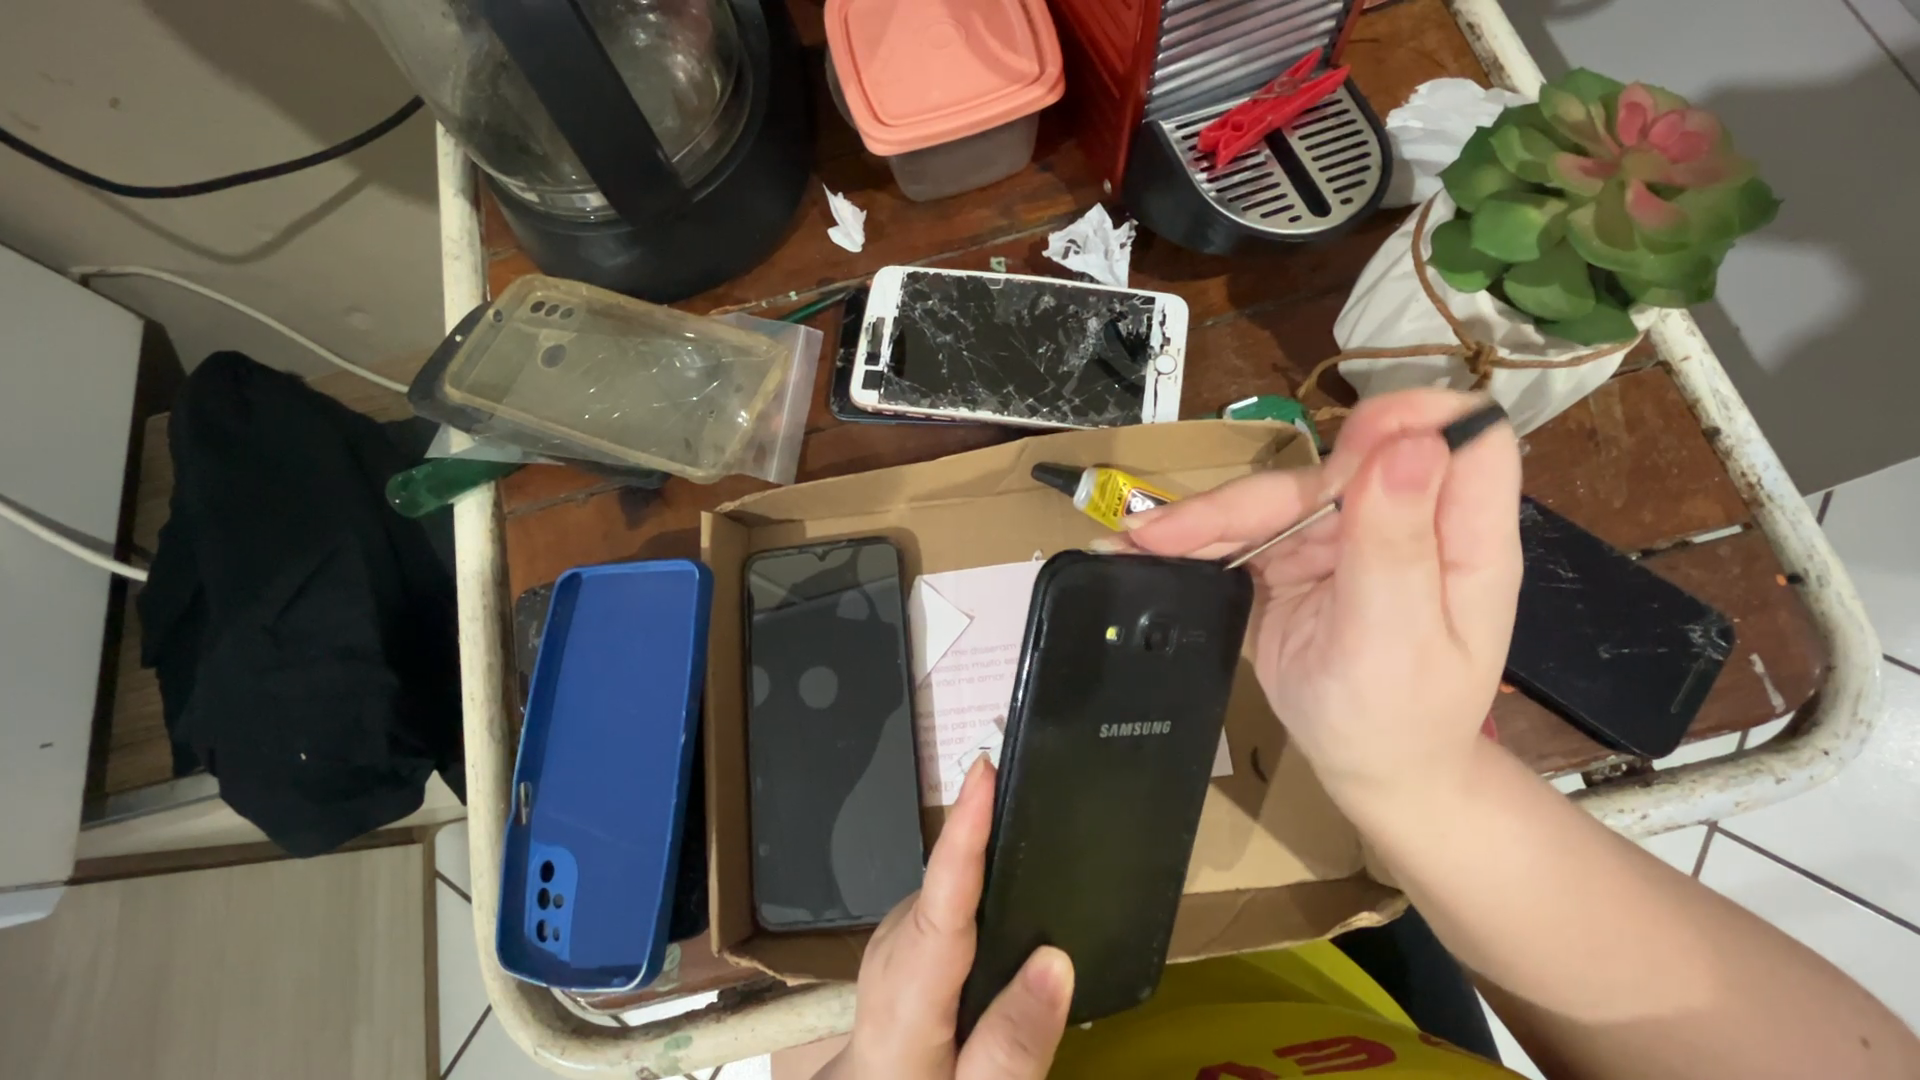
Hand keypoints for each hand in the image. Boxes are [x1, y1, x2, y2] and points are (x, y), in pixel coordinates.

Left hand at [820, 759, 1073, 1079]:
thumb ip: (1014, 1041)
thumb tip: (1056, 960)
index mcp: (913, 985)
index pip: (944, 893)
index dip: (965, 827)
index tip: (985, 769)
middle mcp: (898, 943)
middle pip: (953, 876)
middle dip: (992, 825)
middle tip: (1050, 787)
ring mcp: (897, 934)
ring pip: (953, 885)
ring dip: (991, 856)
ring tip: (1048, 834)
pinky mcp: (907, 935)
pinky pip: (951, 897)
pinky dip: (980, 884)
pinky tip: (1016, 898)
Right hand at [1125, 389, 1522, 804]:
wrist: (1366, 766)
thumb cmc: (1398, 717)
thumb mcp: (1398, 638)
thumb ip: (1397, 543)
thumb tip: (1410, 442)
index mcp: (1456, 536)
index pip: (1459, 439)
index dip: (1408, 420)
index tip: (1342, 441)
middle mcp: (1398, 521)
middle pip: (1323, 472)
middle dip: (1243, 497)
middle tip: (1162, 532)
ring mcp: (1341, 538)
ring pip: (1267, 502)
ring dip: (1198, 520)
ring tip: (1132, 542)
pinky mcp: (1294, 558)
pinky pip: (1240, 536)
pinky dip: (1192, 541)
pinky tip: (1141, 547)